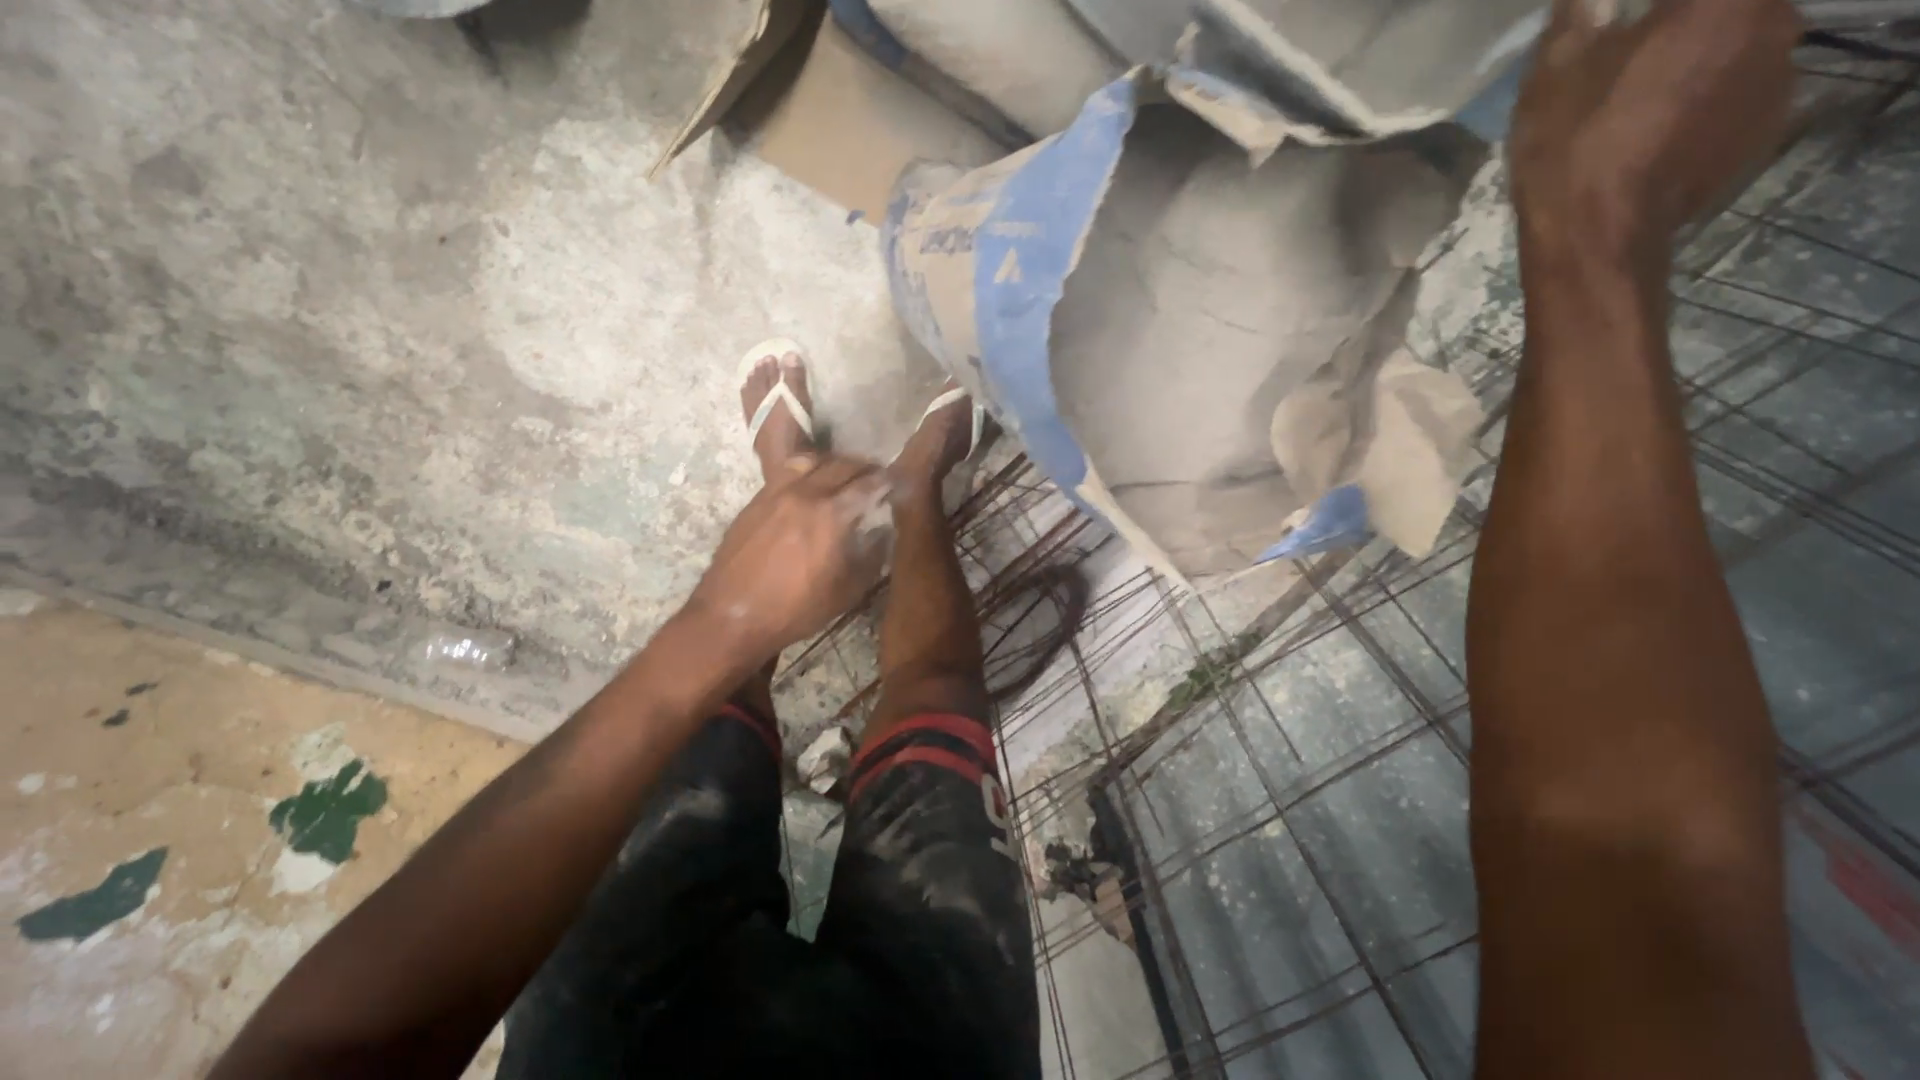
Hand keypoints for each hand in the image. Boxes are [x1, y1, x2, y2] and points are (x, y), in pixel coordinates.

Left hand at [687, 454, 893, 661]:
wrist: (732, 615)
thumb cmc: (795, 610)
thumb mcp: (846, 592)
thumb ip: (871, 556)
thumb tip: (883, 531)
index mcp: (831, 515)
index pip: (867, 484)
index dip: (886, 480)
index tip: (896, 482)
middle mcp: (805, 493)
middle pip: (841, 465)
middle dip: (863, 467)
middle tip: (875, 477)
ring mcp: (776, 493)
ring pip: (811, 461)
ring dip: (833, 464)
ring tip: (841, 476)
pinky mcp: (756, 500)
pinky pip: (786, 473)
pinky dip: (806, 472)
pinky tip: (810, 488)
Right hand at [1510, 0, 1800, 267]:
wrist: (1598, 237)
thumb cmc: (1574, 144)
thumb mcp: (1555, 67)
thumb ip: (1580, 13)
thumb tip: (1590, 1)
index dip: (1648, 12)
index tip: (1615, 22)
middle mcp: (1774, 25)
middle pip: (1726, 8)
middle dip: (1680, 23)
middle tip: (1627, 52)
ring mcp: (1778, 82)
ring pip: (1737, 47)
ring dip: (1697, 58)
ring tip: (1641, 94)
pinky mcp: (1765, 131)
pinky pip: (1737, 93)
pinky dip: (1705, 99)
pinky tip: (1659, 128)